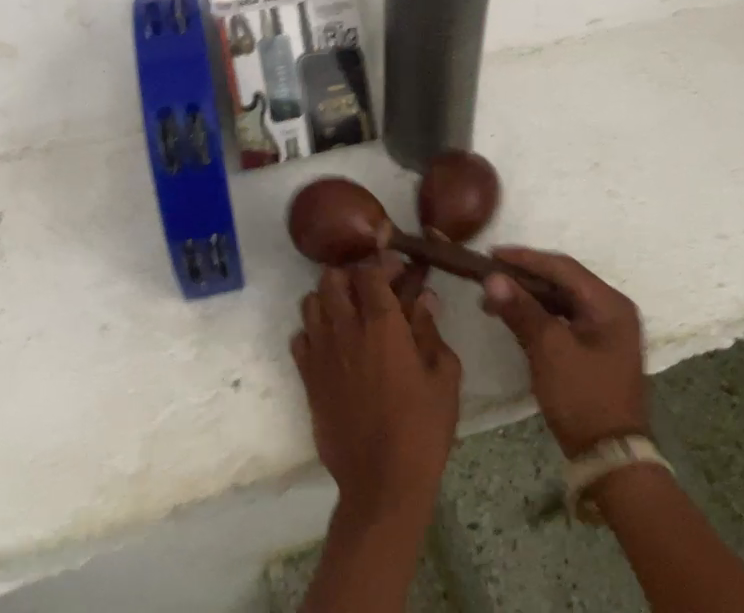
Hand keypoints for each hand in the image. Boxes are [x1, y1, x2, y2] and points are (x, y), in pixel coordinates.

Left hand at [293, 257, 462, 519]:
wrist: (382, 480)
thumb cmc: (423, 428)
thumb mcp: (444, 376)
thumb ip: (431, 331)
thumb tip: (423, 298)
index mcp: (383, 326)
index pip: (370, 272)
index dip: (382, 263)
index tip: (397, 269)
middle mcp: (346, 330)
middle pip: (332, 280)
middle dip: (351, 275)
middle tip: (371, 288)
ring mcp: (321, 354)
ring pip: (310, 304)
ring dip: (329, 299)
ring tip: (349, 313)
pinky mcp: (308, 378)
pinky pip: (299, 338)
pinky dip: (313, 332)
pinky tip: (332, 344)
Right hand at [480, 248, 647, 458]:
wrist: (609, 455)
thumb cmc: (583, 397)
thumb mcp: (549, 350)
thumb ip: (522, 310)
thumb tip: (492, 278)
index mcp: (610, 304)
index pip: (563, 268)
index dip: (525, 259)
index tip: (490, 254)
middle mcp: (612, 310)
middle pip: (562, 282)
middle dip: (523, 278)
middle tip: (487, 276)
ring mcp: (605, 331)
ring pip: (560, 302)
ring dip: (527, 298)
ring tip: (492, 298)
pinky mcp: (594, 349)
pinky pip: (562, 321)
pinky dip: (537, 317)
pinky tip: (512, 319)